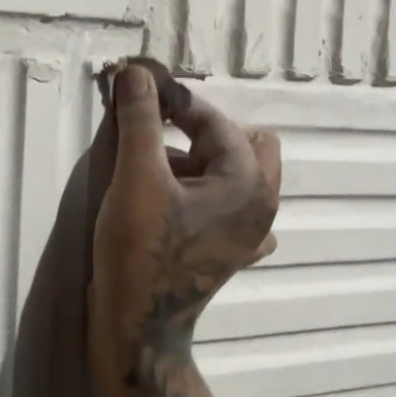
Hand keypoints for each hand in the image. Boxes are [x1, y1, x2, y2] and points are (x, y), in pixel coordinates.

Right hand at [88, 62, 280, 396]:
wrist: (138, 324)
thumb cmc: (140, 249)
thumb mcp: (136, 176)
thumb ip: (140, 120)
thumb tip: (135, 72)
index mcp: (248, 180)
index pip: (212, 118)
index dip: (171, 101)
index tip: (134, 91)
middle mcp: (262, 203)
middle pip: (239, 142)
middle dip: (195, 131)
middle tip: (150, 140)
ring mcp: (249, 233)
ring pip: (231, 174)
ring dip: (195, 161)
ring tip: (149, 174)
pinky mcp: (229, 253)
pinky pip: (225, 208)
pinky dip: (202, 196)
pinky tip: (176, 207)